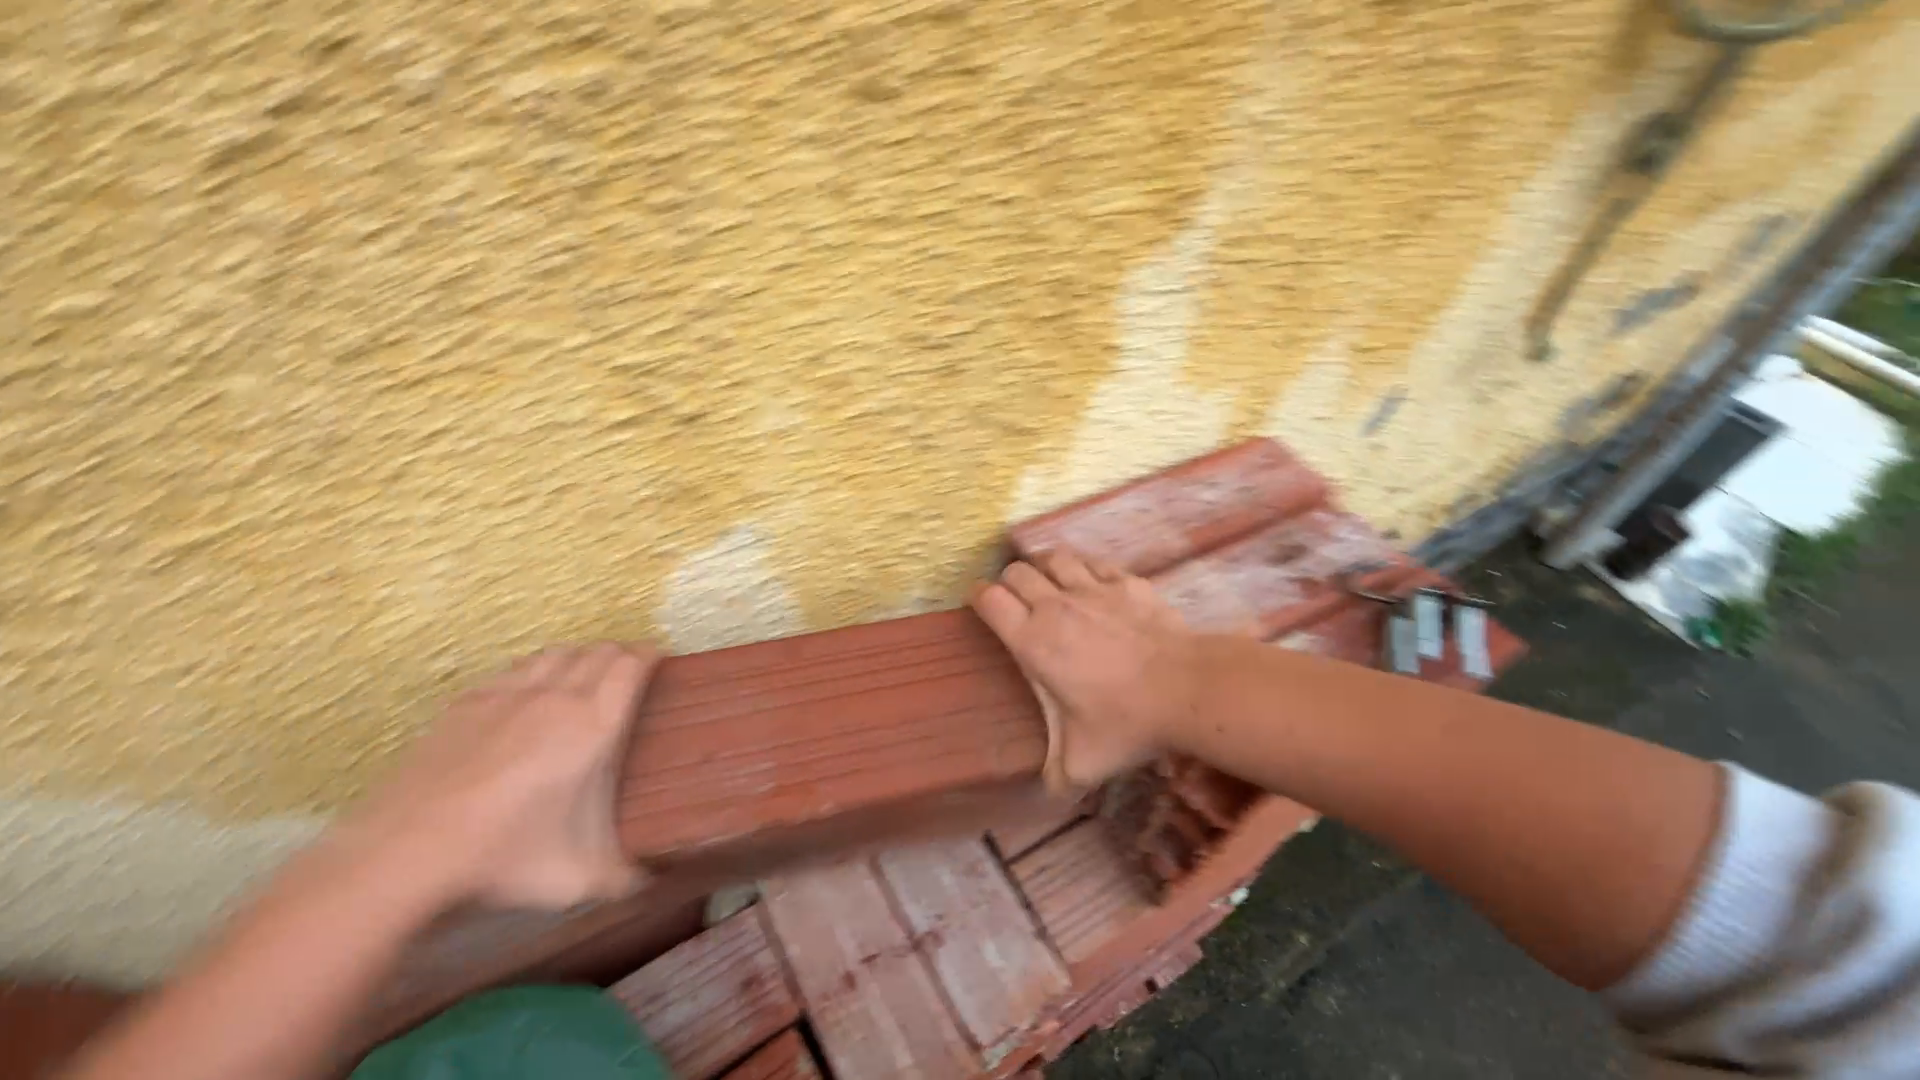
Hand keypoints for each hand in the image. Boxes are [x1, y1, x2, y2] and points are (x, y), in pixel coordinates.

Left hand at [339, 643, 659, 910]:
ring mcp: (505, 695)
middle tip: (629, 674)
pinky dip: (533, 673)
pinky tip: (526, 697)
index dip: (650, 656)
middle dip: (619, 655)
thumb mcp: (581, 877)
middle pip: (597, 651)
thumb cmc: (506, 856)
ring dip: (577, 659)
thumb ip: (625, 875)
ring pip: (555, 654)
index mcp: (593, 725)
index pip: (630, 665)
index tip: (661, 662)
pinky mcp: (464, 704)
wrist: (407, 852)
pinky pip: (513, 670)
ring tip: (582, 679)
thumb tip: (650, 883)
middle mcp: (555, 696)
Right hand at [971, 552, 1197, 790]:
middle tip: (1015, 600)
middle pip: (1017, 572)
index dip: (978, 597)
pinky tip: (1094, 584)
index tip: (980, 605)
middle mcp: (1056, 607)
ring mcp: (1094, 589)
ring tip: (1049, 582)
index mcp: (1033, 642)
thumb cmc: (1125, 722)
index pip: (989, 600)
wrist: (1188, 688)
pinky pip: (1095, 563)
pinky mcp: (1128, 583)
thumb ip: (1057, 775)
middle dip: (1009, 582)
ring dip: (1045, 567)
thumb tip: (1049, 791)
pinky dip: (1087, 569)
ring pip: (1054, 558)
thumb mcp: (1083, 763)